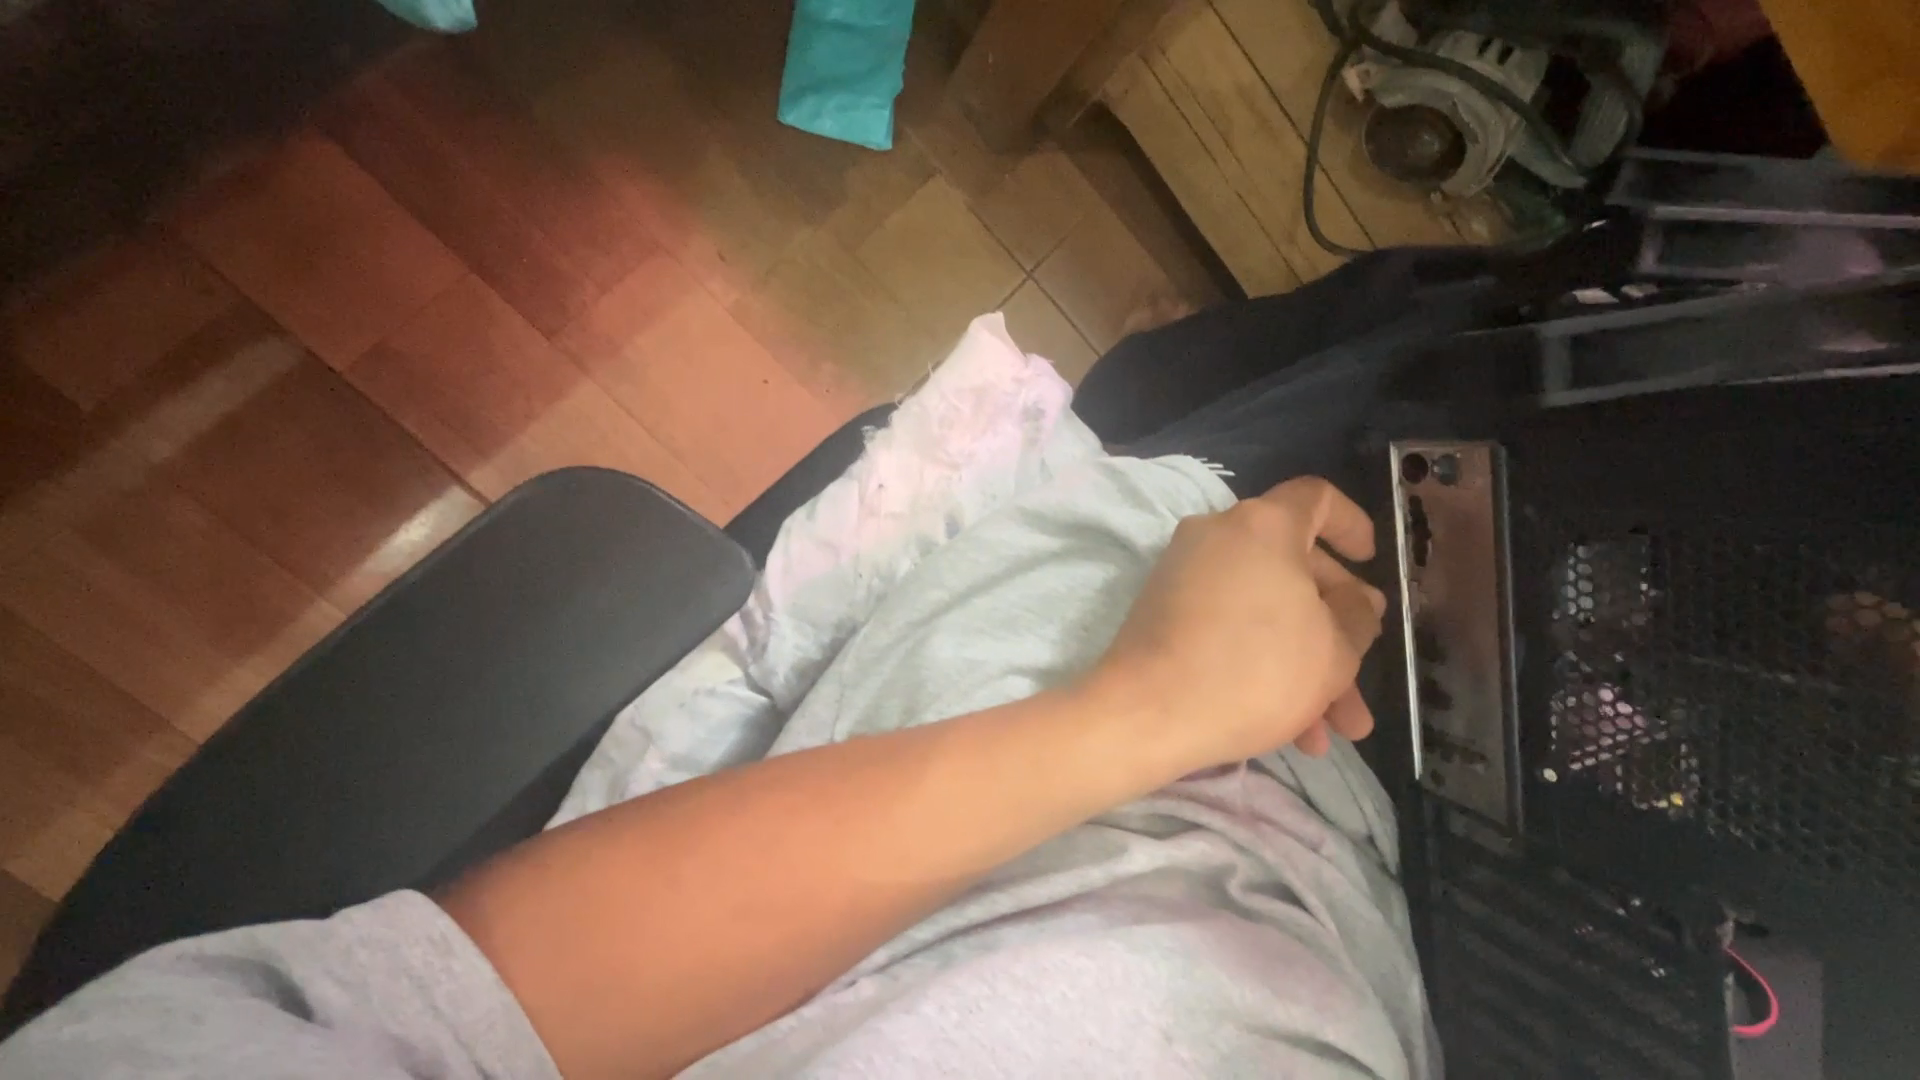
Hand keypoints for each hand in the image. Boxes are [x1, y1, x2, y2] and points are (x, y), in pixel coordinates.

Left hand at [1080, 477, 1385, 776]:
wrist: (1148, 713)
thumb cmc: (1255, 670)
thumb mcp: (1334, 649)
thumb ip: (1357, 616)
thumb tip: (1354, 599)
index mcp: (1263, 525)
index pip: (1316, 498)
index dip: (1351, 523)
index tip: (1370, 562)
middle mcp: (1217, 536)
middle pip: (1293, 567)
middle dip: (1337, 630)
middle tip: (1361, 677)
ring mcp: (1183, 573)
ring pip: (1262, 609)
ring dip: (1304, 665)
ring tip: (1335, 731)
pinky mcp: (1162, 612)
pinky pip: (1226, 626)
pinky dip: (1260, 665)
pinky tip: (1293, 732)